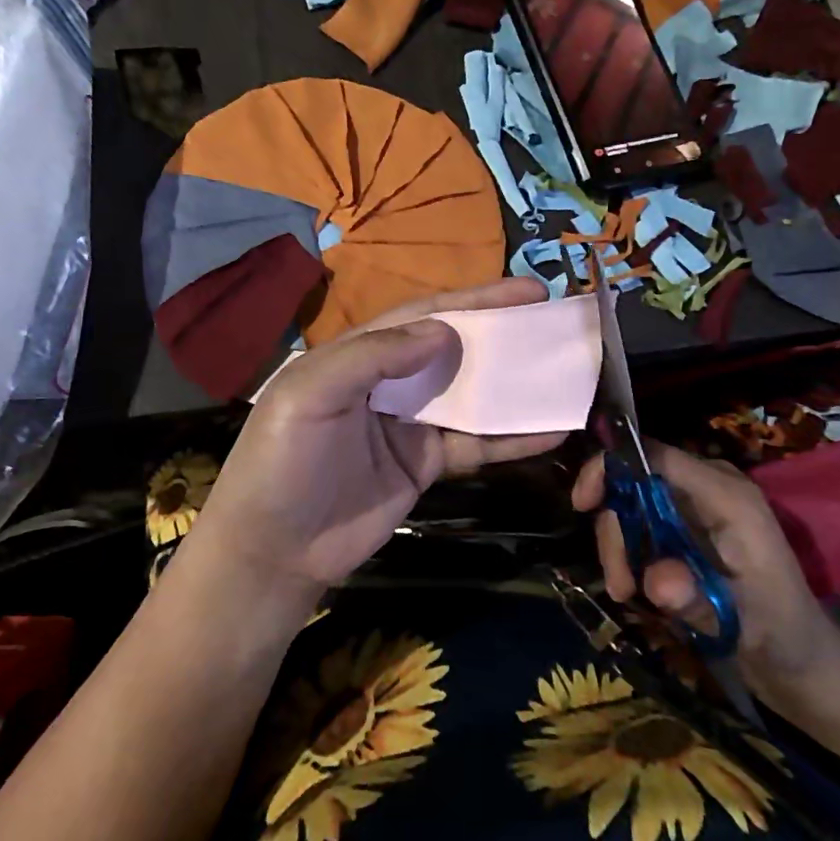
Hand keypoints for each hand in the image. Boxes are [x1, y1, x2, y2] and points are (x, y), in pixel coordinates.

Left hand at [185, 278, 568, 608]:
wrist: (274, 551)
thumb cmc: (284, 462)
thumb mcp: (313, 394)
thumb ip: (375, 356)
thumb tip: (445, 331)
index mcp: (361, 354)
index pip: (425, 316)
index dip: (475, 300)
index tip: (526, 290)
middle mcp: (391, 383)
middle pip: (457, 350)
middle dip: (504, 334)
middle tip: (555, 321)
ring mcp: (412, 425)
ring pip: (474, 396)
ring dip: (517, 385)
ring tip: (565, 371)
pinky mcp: (426, 464)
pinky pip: (477, 445)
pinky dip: (513, 438)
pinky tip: (552, 431)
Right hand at [572, 443, 836, 678]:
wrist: (799, 655)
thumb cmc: (781, 632)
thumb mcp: (743, 623)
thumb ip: (698, 600)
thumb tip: (655, 580)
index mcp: (727, 494)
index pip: (656, 455)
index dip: (612, 467)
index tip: (583, 503)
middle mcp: (709, 488)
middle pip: (635, 483)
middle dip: (616, 530)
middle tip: (618, 586)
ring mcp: (697, 505)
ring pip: (632, 504)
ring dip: (620, 547)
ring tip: (626, 595)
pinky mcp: (688, 525)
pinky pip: (642, 522)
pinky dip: (630, 552)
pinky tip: (638, 588)